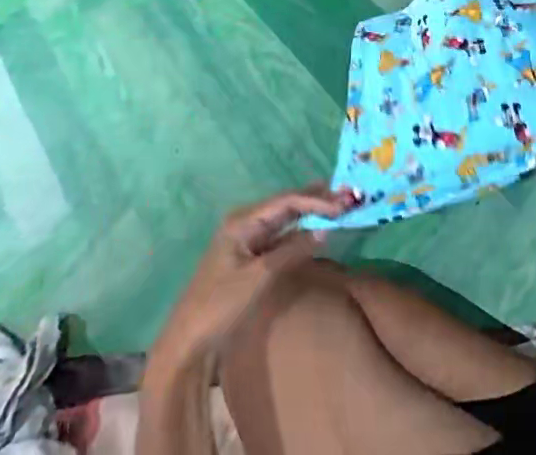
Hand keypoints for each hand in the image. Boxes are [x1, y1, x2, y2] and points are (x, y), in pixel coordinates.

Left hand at [150, 184, 353, 367]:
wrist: (189, 339)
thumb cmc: (221, 304)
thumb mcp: (260, 276)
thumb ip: (292, 250)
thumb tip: (324, 229)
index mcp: (243, 220)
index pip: (286, 201)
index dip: (316, 200)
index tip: (343, 204)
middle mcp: (244, 222)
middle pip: (285, 205)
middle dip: (315, 200)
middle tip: (346, 196)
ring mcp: (246, 239)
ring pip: (283, 219)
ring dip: (309, 214)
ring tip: (337, 206)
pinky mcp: (249, 256)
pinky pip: (279, 236)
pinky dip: (299, 231)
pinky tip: (314, 229)